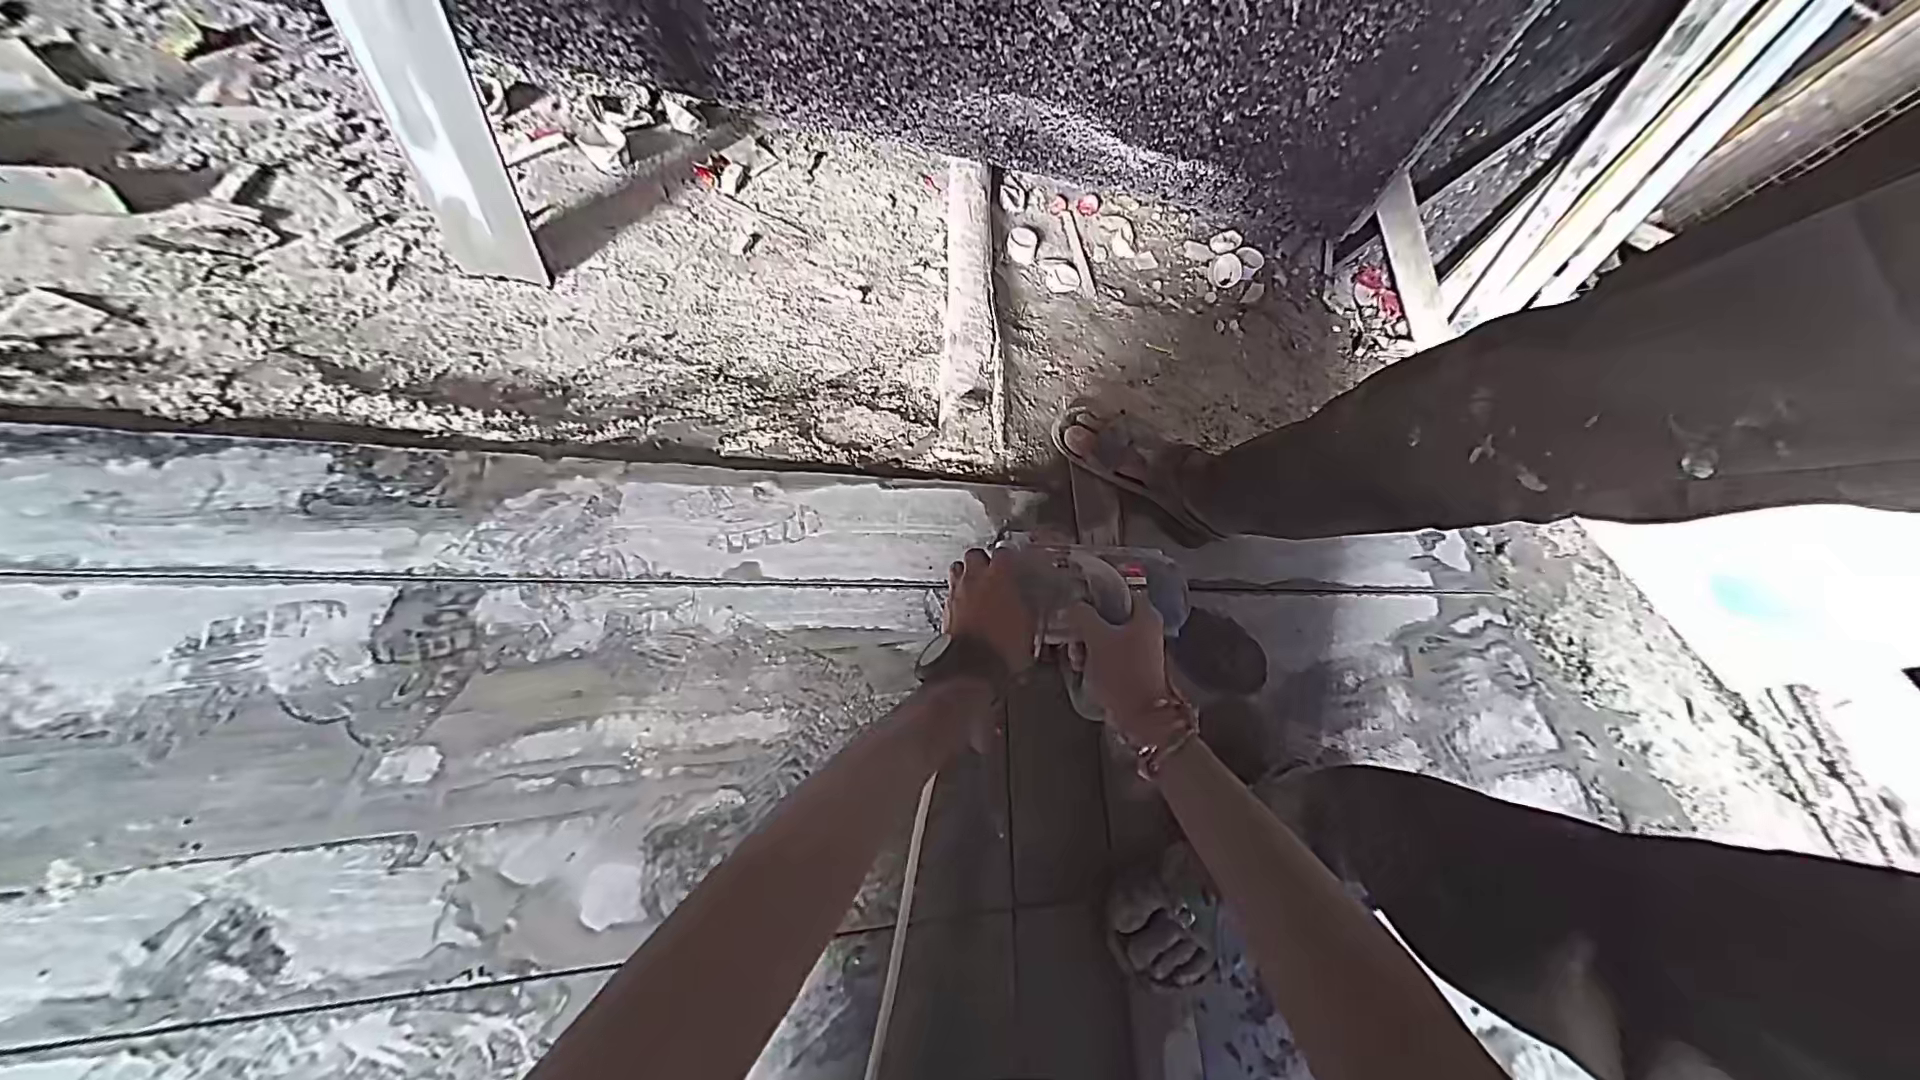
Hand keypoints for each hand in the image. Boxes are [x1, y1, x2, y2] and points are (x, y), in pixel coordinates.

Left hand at [945, 547, 1037, 673]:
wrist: (972, 668)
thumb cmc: (1001, 648)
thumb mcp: (1028, 626)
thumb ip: (1027, 608)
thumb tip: (1028, 606)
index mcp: (999, 577)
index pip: (1003, 552)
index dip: (1009, 557)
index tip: (1013, 563)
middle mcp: (975, 580)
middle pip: (975, 554)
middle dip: (983, 560)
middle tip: (992, 570)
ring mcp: (957, 592)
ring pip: (958, 568)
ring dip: (967, 573)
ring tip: (977, 584)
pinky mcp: (946, 608)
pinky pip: (951, 591)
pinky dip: (959, 594)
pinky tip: (967, 606)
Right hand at [1061, 599, 1178, 744]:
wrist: (1139, 718)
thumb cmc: (1121, 673)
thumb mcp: (1096, 638)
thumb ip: (1081, 615)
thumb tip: (1070, 606)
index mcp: (1145, 614)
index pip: (1118, 590)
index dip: (1095, 594)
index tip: (1076, 603)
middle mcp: (1145, 628)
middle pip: (1108, 614)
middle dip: (1085, 626)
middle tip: (1073, 638)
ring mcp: (1139, 649)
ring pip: (1104, 635)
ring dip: (1085, 644)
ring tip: (1077, 659)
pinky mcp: (1130, 667)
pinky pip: (1106, 653)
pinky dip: (1093, 657)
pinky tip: (1082, 668)